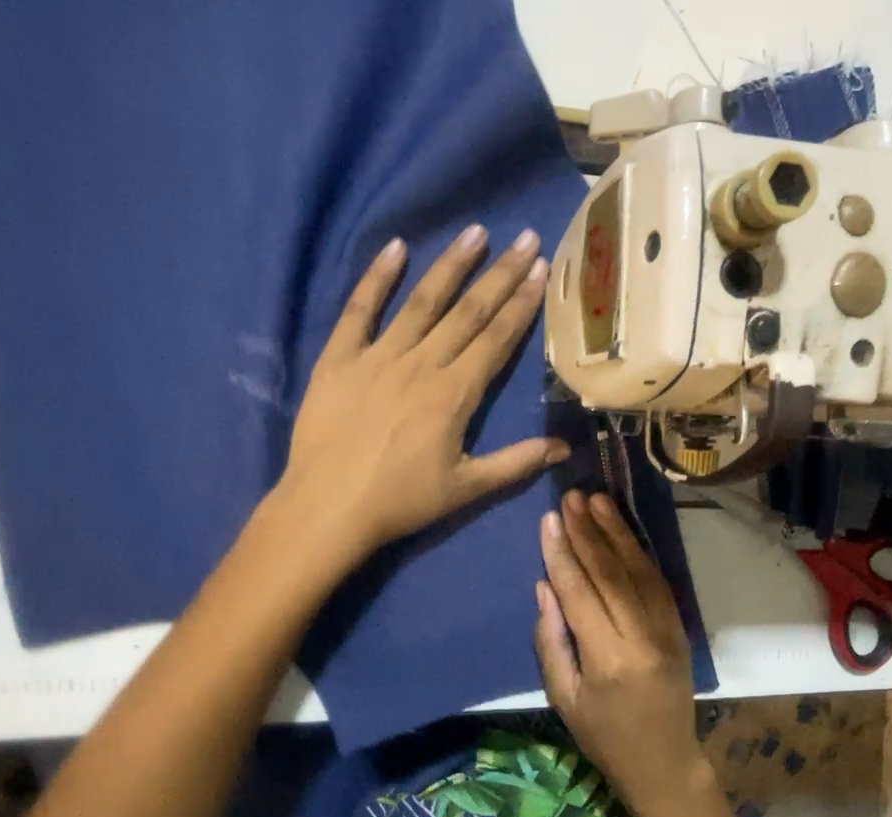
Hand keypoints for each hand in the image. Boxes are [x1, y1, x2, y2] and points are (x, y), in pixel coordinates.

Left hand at [272, 225, 568, 558]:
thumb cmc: (401, 502)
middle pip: (467, 312)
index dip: (521, 303)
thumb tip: (563, 448)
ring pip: (421, 302)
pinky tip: (396, 248)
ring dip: (451, 265)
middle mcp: (421, 364)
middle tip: (525, 238)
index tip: (540, 270)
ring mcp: (377, 356)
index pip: (496, 339)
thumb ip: (516, 463)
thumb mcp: (466, 488)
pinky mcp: (339, 359)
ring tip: (475, 232)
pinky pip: (359, 310)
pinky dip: (376, 278)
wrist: (328, 508)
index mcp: (454, 394)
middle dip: (500, 274)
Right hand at [535, 490, 713, 814]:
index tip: (548, 519)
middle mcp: (641, 638)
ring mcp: (666, 630)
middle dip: (588, 532)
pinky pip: (659, 582)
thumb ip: (551, 640)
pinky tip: (624, 530)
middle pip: (611, 573)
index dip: (562, 554)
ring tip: (597, 500)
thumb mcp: (563, 697)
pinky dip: (640, 553)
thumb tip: (545, 585)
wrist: (663, 762)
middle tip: (571, 498)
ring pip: (639, 570)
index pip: (580, 592)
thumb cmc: (603, 736)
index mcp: (607, 659)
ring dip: (617, 532)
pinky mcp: (680, 628)